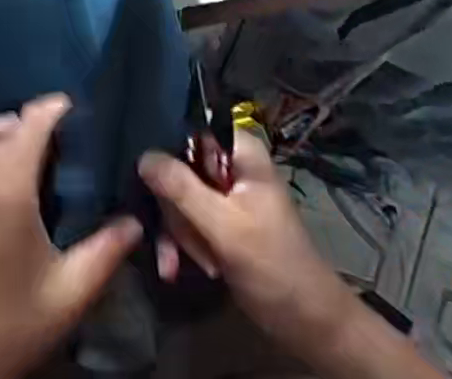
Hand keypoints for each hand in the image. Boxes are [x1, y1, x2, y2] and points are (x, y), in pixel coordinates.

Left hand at [0, 94, 142, 378]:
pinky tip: (15, 179)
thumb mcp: (68, 293)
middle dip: (42, 121)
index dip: (60, 107)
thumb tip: (136, 221)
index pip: (33, 119)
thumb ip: (106, 251)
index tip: (89, 114)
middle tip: (75, 144)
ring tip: (46, 156)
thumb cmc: (8, 322)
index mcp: (8, 183)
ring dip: (14, 131)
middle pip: (10, 121)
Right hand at [139, 133, 443, 378]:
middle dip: (173, 208)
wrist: (307, 323)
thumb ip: (182, 188)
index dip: (166, 150)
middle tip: (181, 239)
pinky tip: (174, 268)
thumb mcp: (225, 227)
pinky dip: (179, 242)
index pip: (191, 128)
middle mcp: (230, 163)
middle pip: (178, 164)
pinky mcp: (216, 219)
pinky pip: (183, 218)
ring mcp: (222, 192)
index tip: (149, 180)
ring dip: (175, 231)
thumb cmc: (273, 266)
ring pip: (176, 194)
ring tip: (184, 262)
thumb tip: (143, 156)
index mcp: (240, 150)